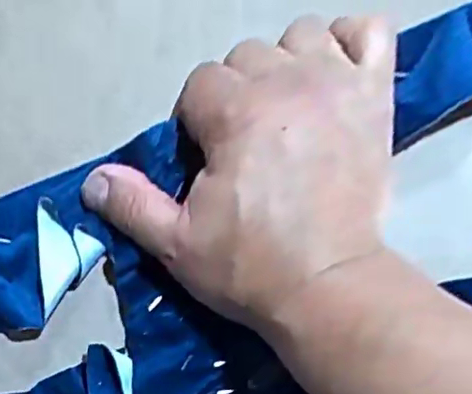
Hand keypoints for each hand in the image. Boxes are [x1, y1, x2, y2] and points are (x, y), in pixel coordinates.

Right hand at [81, 14, 396, 334]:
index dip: (189, 123)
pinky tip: (325, 82)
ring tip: (275, 116)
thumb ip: (132, 205)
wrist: (322, 283)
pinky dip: (343, 47)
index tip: (197, 163)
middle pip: (246, 56)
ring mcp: (340, 82)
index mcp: (238, 114)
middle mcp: (291, 82)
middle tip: (231, 148)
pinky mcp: (376, 95)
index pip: (199, 84)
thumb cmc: (243, 266)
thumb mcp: (173, 244)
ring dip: (281, 67)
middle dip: (230, 95)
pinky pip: (368, 32)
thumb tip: (94, 180)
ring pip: (301, 36)